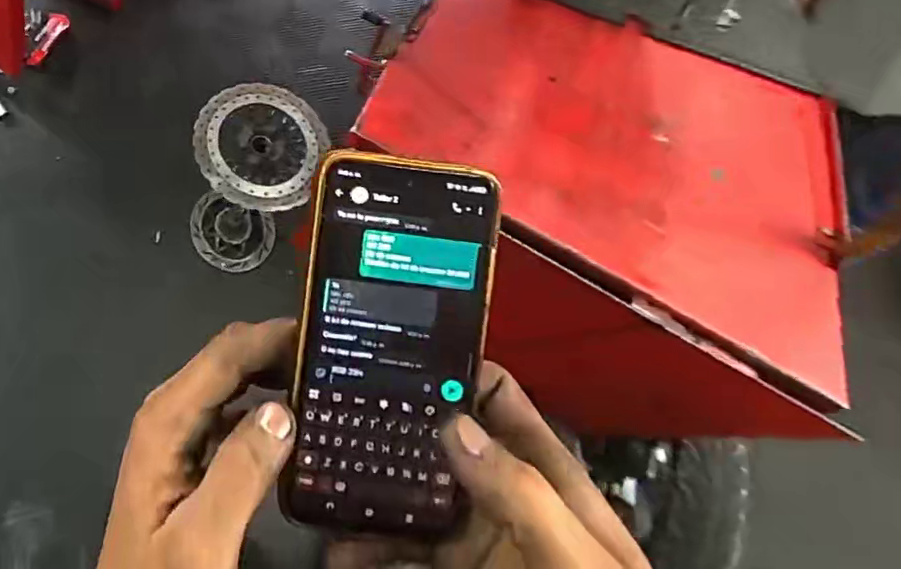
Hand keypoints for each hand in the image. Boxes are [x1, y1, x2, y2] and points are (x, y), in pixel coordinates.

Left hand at [97, 319, 297, 568]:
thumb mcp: (201, 542)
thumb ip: (239, 473)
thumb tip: (282, 409)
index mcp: (165, 419)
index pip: (223, 355)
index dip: (268, 336)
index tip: (315, 329)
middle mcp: (169, 414)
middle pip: (226, 360)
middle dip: (273, 349)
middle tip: (325, 354)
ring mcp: (178, 435)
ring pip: (230, 384)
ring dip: (270, 373)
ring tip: (316, 375)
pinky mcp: (190, 458)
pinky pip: (231, 415)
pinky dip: (263, 405)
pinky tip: (293, 418)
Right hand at [326, 364, 647, 568]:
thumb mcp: (579, 560)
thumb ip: (523, 493)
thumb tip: (453, 422)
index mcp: (540, 473)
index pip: (492, 395)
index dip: (447, 367)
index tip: (391, 353)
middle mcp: (500, 496)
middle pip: (436, 440)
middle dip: (388, 423)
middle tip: (332, 408)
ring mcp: (475, 541)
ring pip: (409, 496)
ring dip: (367, 487)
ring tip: (321, 476)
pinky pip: (401, 553)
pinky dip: (366, 548)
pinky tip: (336, 548)